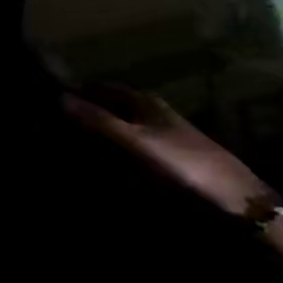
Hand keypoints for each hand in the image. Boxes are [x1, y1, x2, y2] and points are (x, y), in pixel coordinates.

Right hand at [65, 85, 277, 217]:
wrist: (230, 195)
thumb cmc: (180, 162)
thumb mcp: (135, 141)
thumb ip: (99, 121)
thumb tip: (60, 98)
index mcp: (145, 101)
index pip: (104, 87)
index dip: (81, 91)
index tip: (53, 98)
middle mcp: (153, 112)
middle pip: (114, 105)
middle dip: (89, 110)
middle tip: (57, 123)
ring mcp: (163, 135)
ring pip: (124, 126)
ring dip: (102, 131)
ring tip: (75, 145)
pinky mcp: (169, 157)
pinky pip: (133, 147)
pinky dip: (116, 150)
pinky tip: (106, 164)